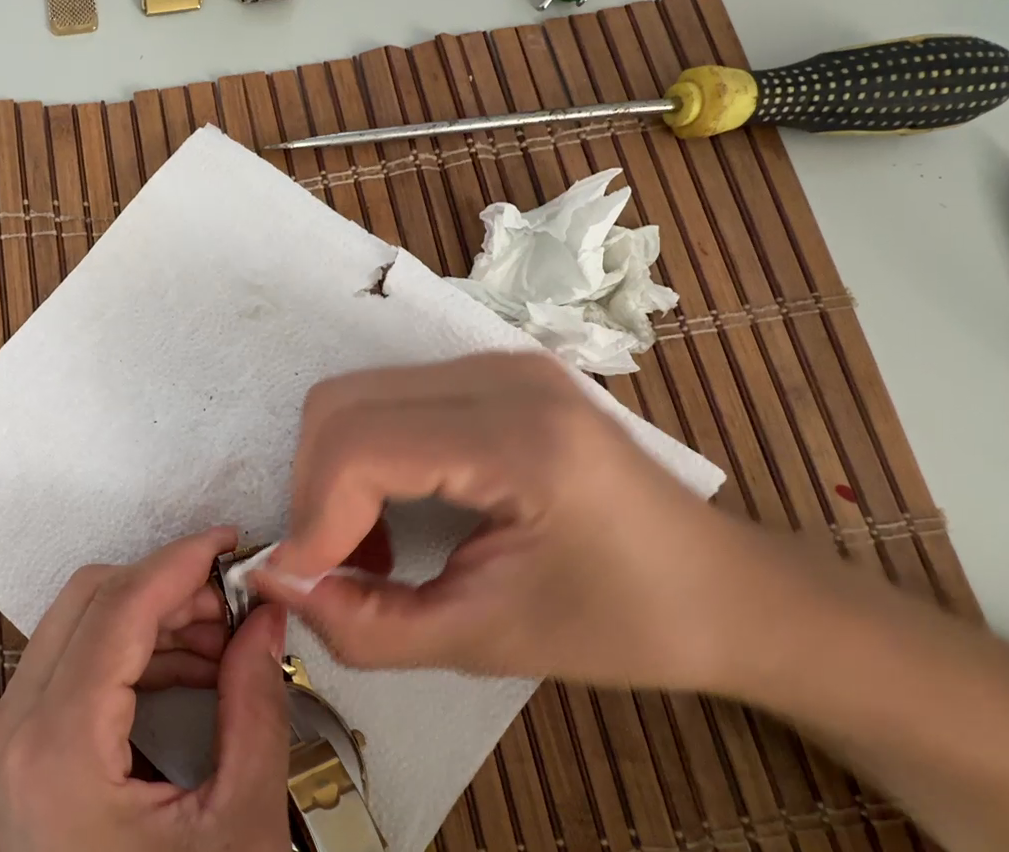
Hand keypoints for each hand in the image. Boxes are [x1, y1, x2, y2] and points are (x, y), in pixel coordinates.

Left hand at [0, 529, 291, 851]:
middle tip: (237, 603)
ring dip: (151, 619)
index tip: (231, 541)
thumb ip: (254, 706)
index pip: (119, 608)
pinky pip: (71, 665)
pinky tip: (189, 671)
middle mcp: (11, 728)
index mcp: (56, 747)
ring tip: (224, 642)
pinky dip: (128, 653)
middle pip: (90, 602)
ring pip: (77, 625)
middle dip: (168, 588)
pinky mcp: (16, 749)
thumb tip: (266, 617)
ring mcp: (5, 738)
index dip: (180, 562)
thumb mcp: (236, 824)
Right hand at [254, 352, 747, 690]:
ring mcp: (496, 364)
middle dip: (313, 492)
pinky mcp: (489, 373)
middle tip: (335, 567)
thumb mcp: (486, 642)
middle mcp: (501, 377)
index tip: (301, 585)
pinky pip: (382, 400)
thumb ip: (366, 624)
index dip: (313, 519)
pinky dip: (360, 458)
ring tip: (367, 548)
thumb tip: (276, 587)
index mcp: (522, 439)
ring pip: (351, 398)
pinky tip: (393, 514)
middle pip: (339, 407)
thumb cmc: (627, 624)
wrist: (732, 592)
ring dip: (332, 476)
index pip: (360, 447)